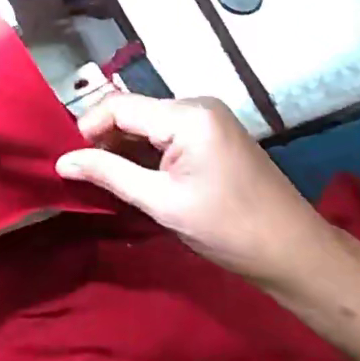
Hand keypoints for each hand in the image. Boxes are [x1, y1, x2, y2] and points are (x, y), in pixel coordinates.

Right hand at [56, 94, 335, 288]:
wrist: (298, 256)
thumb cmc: (230, 230)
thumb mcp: (162, 203)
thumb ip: (109, 174)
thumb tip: (61, 162)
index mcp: (187, 115)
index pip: (119, 106)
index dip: (88, 128)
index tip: (71, 160)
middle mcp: (196, 104)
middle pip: (132, 111)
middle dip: (106, 139)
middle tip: (86, 172)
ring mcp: (207, 117)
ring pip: (146, 122)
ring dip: (125, 147)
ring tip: (108, 177)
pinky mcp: (212, 132)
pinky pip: (165, 131)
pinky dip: (146, 152)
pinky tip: (138, 176)